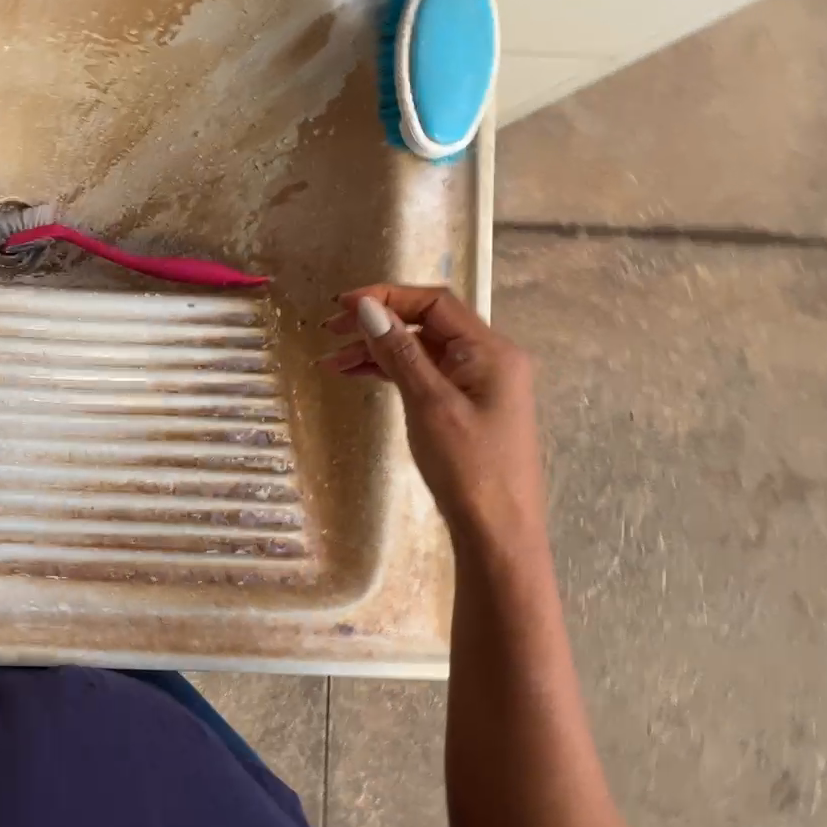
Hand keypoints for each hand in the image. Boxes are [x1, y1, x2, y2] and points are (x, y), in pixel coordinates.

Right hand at [317, 285, 545, 550]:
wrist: (497, 529)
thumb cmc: (468, 466)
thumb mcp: (428, 404)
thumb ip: (398, 353)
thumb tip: (367, 309)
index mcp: (489, 350)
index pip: (434, 303)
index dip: (387, 297)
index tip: (341, 306)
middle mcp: (487, 358)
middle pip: (425, 323)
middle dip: (376, 323)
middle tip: (328, 332)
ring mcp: (476, 382)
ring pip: (419, 350)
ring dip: (376, 350)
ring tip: (331, 362)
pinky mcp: (464, 405)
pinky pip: (421, 373)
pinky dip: (388, 371)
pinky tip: (358, 376)